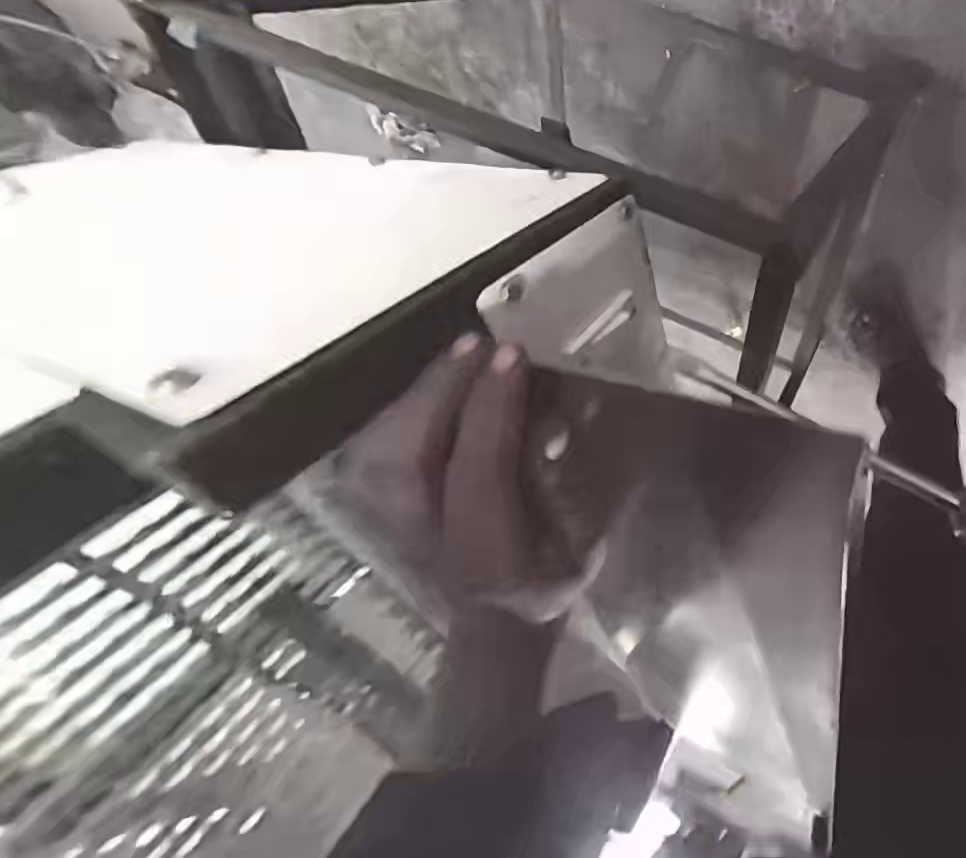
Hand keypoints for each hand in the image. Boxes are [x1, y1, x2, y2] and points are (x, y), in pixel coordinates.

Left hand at [327, 333, 589, 621]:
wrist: (500, 623)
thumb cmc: (551, 577)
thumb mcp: (584, 542)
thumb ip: (574, 481)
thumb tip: (565, 406)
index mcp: (490, 556)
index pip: (477, 472)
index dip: (492, 409)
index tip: (514, 355)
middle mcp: (431, 544)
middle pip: (408, 460)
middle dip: (441, 390)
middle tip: (478, 343)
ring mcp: (397, 532)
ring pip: (383, 452)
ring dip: (422, 394)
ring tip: (461, 354)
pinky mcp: (384, 514)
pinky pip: (381, 450)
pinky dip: (409, 408)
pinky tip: (441, 383)